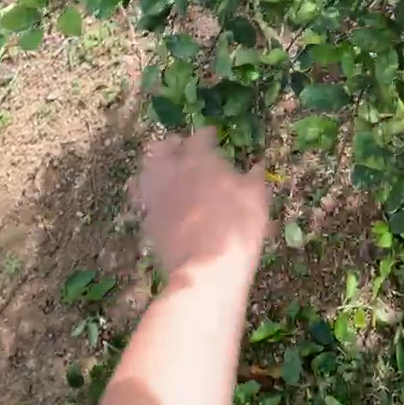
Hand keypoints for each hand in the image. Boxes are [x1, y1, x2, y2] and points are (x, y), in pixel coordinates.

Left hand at [136, 128, 270, 277]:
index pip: (200, 137)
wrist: (207, 269)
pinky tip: (166, 203)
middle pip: (161, 149)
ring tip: (168, 173)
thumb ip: (254, 177)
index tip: (213, 135)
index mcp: (199, 160)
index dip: (207, 135)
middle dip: (173, 146)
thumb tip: (256, 166)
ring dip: (157, 168)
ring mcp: (156, 197)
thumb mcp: (257, 197)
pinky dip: (155, 198)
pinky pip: (147, 202)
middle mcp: (172, 172)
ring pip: (147, 173)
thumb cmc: (238, 226)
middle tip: (183, 149)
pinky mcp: (148, 222)